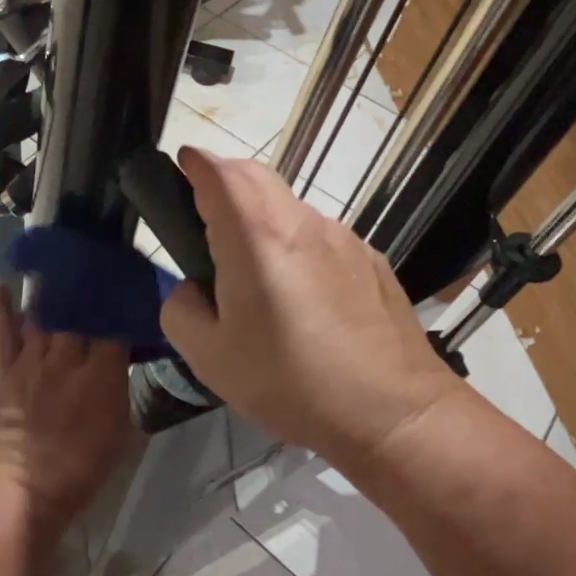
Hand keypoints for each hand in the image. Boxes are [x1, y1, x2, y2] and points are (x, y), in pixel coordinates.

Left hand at [0, 284, 131, 535]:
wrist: (28, 489)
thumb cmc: (82, 469)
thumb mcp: (120, 431)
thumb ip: (119, 389)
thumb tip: (117, 362)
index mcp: (102, 375)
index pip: (114, 331)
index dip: (118, 314)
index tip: (121, 302)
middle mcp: (67, 360)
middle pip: (78, 317)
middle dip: (84, 299)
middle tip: (88, 280)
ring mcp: (32, 362)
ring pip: (43, 318)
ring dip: (49, 296)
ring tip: (54, 272)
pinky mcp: (5, 370)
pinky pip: (3, 331)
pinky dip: (0, 306)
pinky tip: (1, 284)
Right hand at [158, 146, 468, 467]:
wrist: (394, 412)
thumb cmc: (291, 381)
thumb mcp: (209, 357)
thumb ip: (181, 310)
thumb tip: (193, 290)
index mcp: (254, 235)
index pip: (219, 172)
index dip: (195, 163)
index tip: (181, 165)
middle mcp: (300, 221)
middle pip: (255, 175)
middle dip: (224, 179)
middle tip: (204, 215)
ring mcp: (342, 237)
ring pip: (289, 206)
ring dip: (262, 217)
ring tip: (253, 272)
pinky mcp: (370, 259)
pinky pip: (321, 236)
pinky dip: (297, 245)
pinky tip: (303, 299)